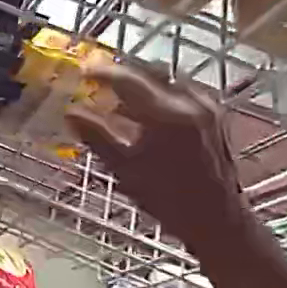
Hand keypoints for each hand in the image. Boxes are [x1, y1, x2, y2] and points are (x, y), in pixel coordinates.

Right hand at [65, 61, 250, 254]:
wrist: (216, 217)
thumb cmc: (165, 198)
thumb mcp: (122, 168)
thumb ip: (96, 136)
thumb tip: (70, 112)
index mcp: (166, 117)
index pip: (127, 81)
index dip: (101, 72)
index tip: (82, 70)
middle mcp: (190, 104)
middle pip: (150, 72)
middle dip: (121, 72)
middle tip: (96, 77)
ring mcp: (207, 107)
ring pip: (167, 78)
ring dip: (140, 80)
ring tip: (117, 92)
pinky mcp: (215, 114)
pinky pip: (182, 89)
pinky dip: (158, 90)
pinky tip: (144, 106)